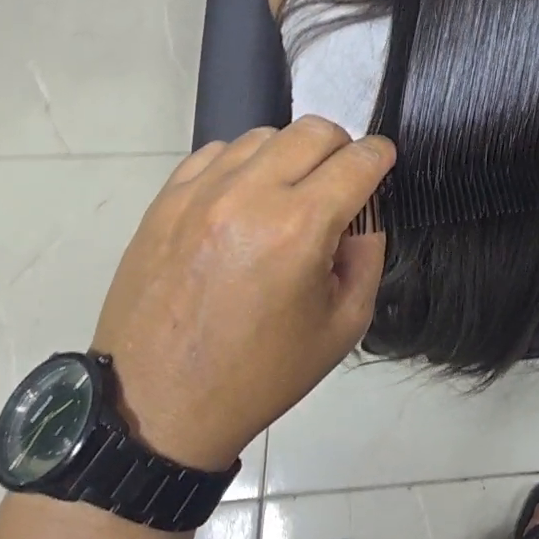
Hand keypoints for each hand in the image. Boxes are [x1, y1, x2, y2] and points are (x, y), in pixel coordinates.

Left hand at [91, 117, 394, 470]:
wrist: (155, 408)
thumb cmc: (260, 374)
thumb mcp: (343, 326)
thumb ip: (368, 255)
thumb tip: (363, 210)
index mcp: (299, 229)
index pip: (357, 160)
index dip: (381, 157)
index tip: (383, 166)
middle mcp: (249, 196)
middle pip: (314, 130)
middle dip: (341, 148)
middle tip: (340, 184)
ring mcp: (200, 192)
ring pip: (265, 135)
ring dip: (290, 155)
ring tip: (287, 196)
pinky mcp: (165, 200)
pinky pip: (217, 151)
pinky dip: (243, 165)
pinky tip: (243, 201)